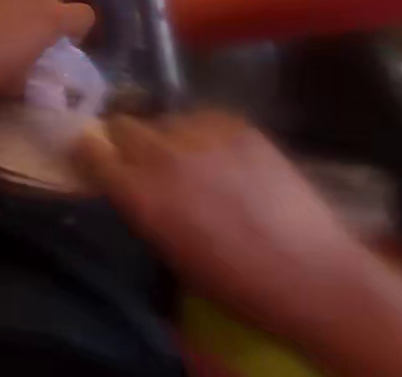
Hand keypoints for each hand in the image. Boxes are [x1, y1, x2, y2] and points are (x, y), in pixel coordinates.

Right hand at [74, 112, 368, 343]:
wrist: (312, 274)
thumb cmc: (237, 284)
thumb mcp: (171, 252)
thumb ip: (141, 206)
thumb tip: (126, 181)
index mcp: (140, 194)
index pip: (91, 149)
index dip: (89, 148)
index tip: (91, 151)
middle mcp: (162, 155)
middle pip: (123, 125)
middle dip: (124, 139)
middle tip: (140, 158)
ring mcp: (200, 132)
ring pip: (165, 120)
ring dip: (167, 137)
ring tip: (190, 159)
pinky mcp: (235, 122)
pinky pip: (203, 118)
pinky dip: (203, 133)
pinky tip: (222, 156)